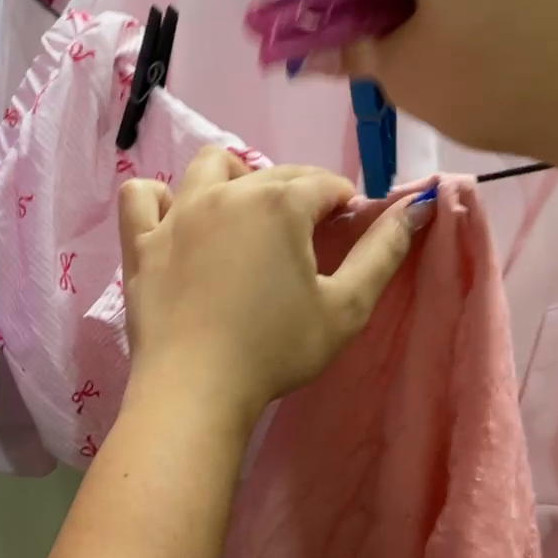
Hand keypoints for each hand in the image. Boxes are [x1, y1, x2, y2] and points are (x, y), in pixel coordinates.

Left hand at [117, 147, 419, 417]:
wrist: (195, 390)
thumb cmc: (275, 352)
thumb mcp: (345, 309)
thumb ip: (383, 254)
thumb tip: (416, 206)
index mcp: (280, 204)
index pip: (324, 184)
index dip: (341, 206)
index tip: (343, 234)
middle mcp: (226, 194)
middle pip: (272, 174)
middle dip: (297, 195)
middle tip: (301, 242)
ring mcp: (177, 217)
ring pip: (208, 167)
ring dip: (233, 177)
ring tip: (243, 214)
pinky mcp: (140, 245)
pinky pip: (140, 197)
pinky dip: (158, 200)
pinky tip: (175, 221)